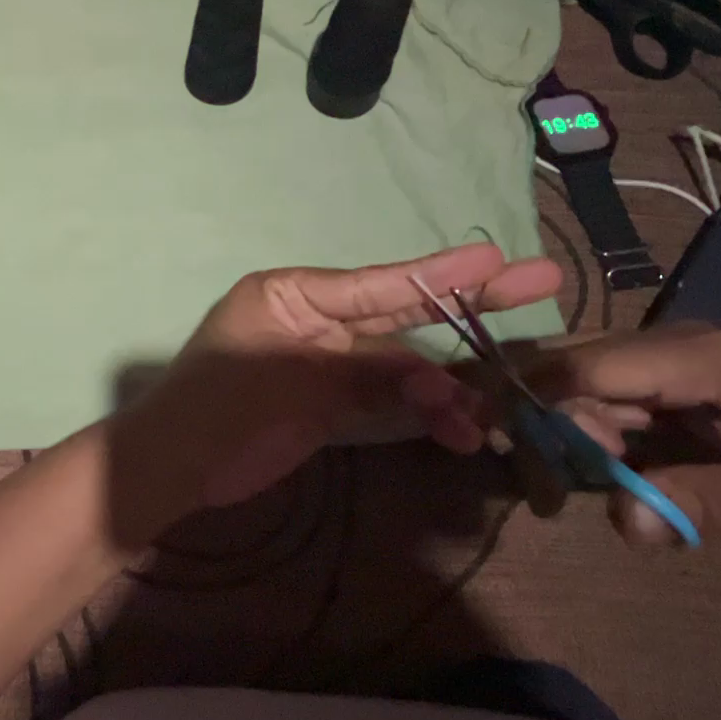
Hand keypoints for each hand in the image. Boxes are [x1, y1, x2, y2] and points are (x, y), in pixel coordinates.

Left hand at [112, 244, 561, 522]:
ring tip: (491, 413)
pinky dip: (423, 411)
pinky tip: (459, 430)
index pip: (378, 282)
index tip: (496, 258)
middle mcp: (316, 319)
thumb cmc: (219, 403)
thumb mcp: (290, 376)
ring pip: (402, 363)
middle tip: (542, 282)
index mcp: (294, 293)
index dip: (440, 274)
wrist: (178, 461)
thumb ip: (365, 373)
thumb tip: (442, 384)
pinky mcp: (330, 403)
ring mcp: (325, 362)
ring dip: (448, 387)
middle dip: (467, 303)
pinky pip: (388, 398)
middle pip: (401, 311)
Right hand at [541, 323, 720, 562]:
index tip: (517, 455)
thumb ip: (711, 504)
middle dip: (546, 423)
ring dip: (563, 437)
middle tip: (546, 488)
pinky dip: (588, 441)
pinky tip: (596, 476)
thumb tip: (621, 521)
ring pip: (581, 388)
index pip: (589, 367)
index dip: (543, 405)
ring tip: (561, 491)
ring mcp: (670, 367)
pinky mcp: (671, 392)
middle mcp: (675, 348)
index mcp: (703, 357)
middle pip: (574, 373)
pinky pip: (606, 406)